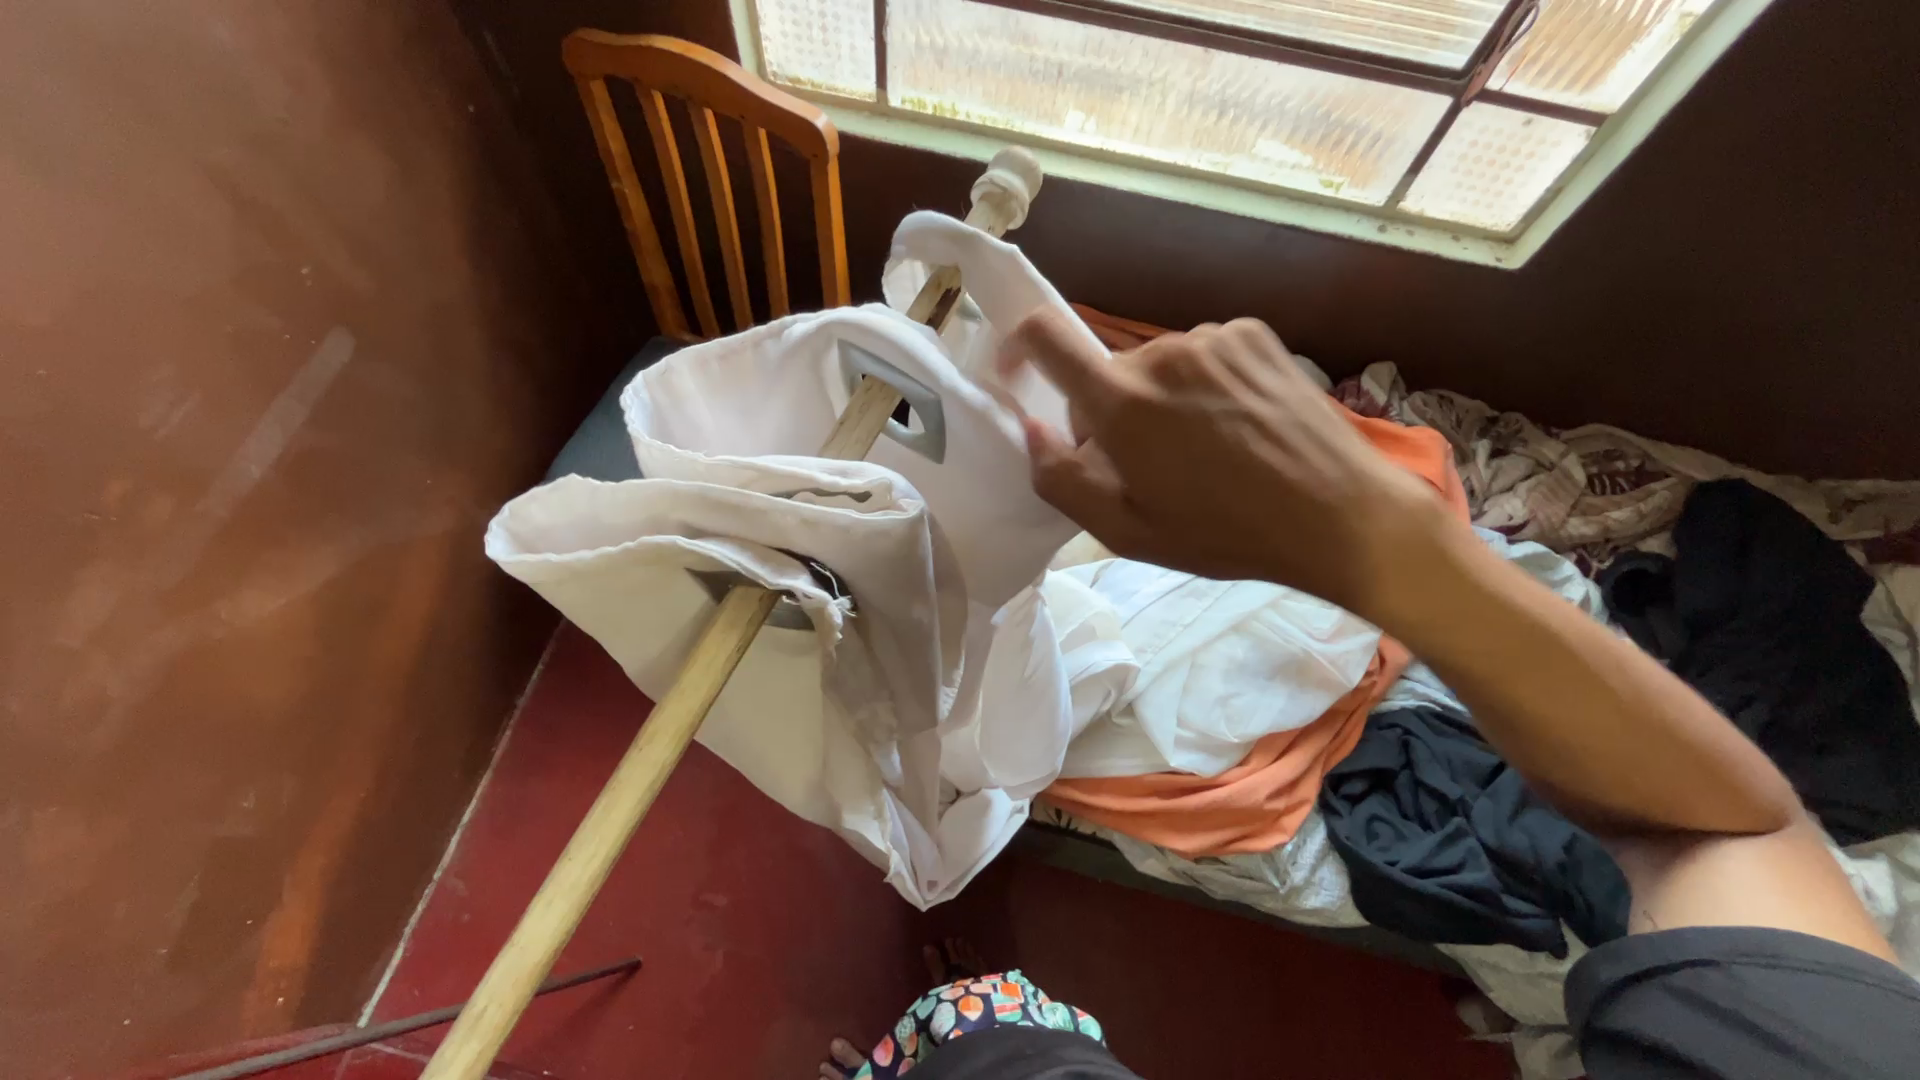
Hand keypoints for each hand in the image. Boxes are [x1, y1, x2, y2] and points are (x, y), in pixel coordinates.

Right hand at [998, 310, 1451, 616]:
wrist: (1340, 514)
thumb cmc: (1224, 533)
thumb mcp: (1127, 532)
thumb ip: (1061, 479)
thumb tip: (1033, 431)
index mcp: (1122, 401)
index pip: (1045, 336)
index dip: (1017, 346)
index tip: (1018, 373)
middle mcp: (1162, 352)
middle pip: (1109, 374)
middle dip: (1111, 415)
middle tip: (1148, 467)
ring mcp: (1213, 338)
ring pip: (1157, 367)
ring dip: (1160, 401)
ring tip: (1204, 452)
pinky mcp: (1254, 334)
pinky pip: (1202, 356)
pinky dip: (1202, 385)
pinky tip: (1236, 426)